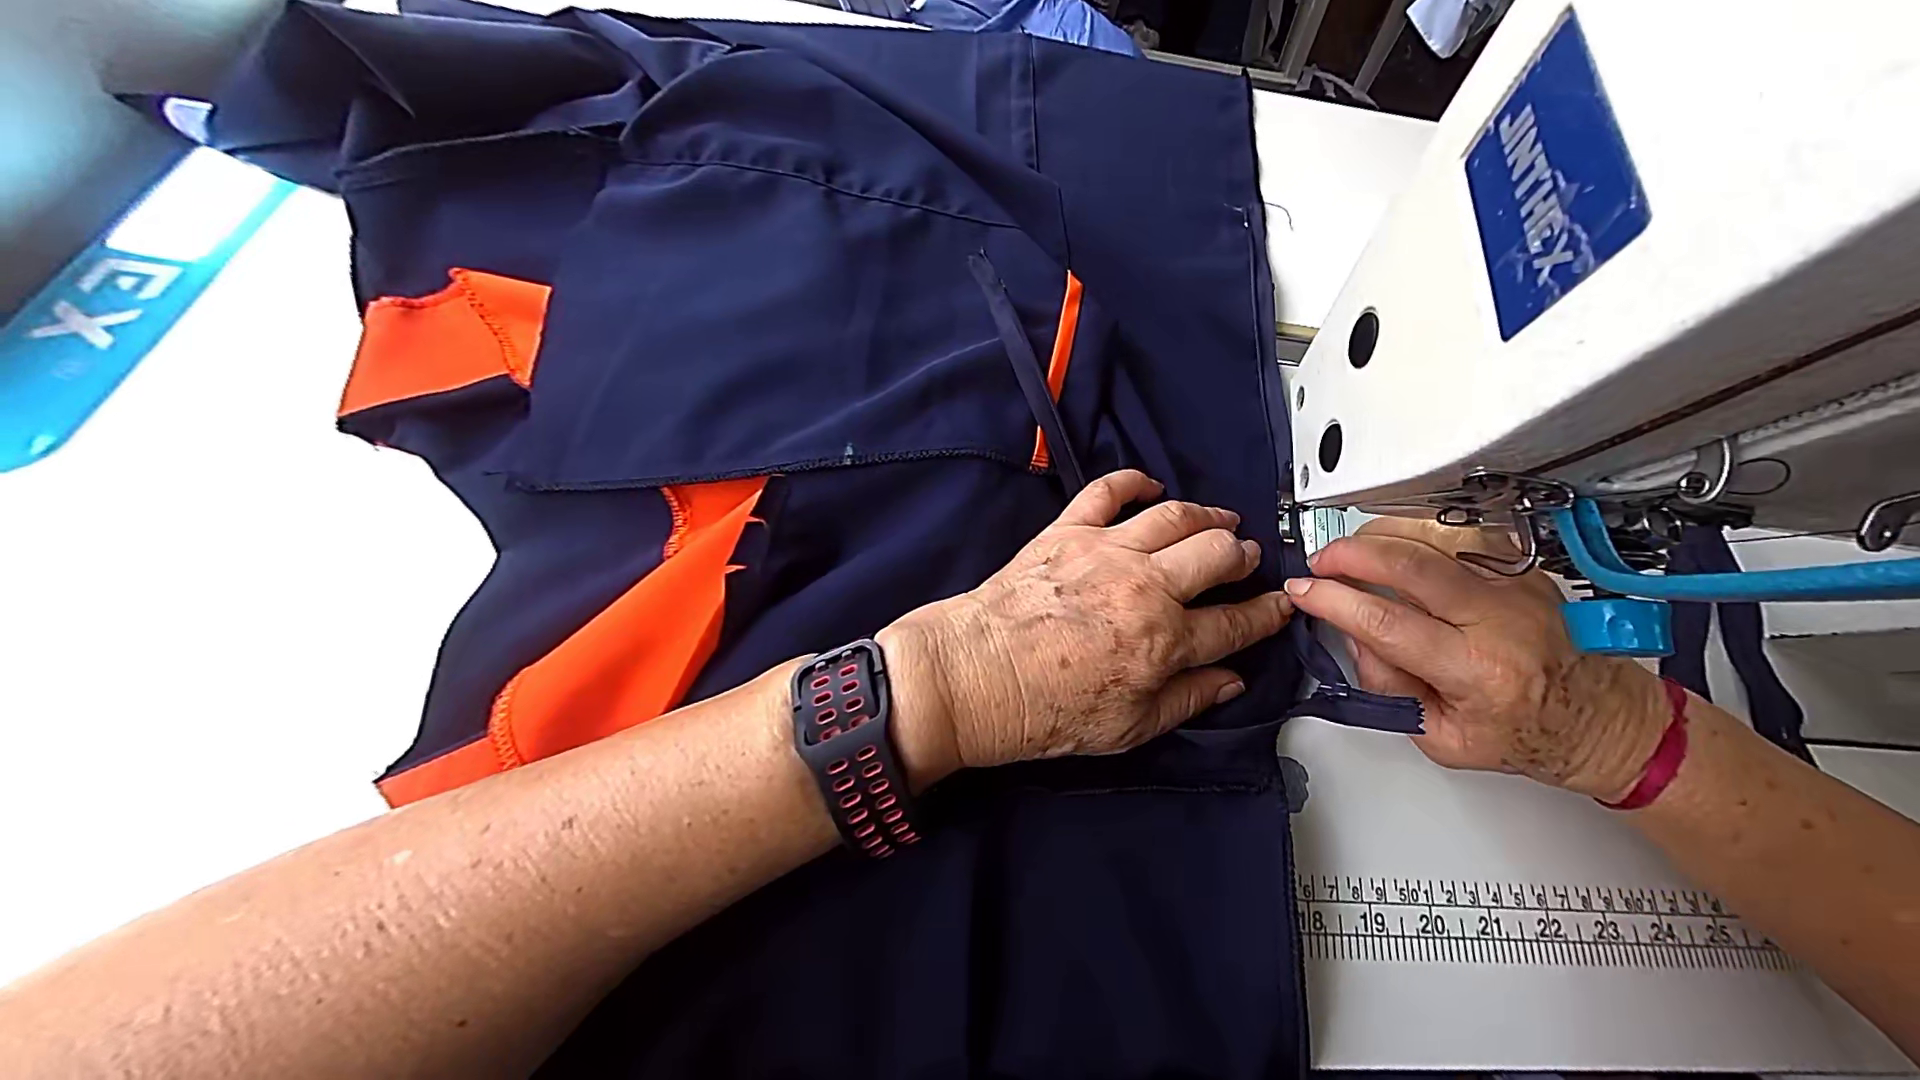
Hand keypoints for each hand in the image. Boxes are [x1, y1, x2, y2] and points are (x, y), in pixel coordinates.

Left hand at [878, 470, 1292, 784]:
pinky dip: (1133, 481)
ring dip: (1207, 516)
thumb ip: (1186, 700)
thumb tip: (1228, 682)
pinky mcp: (1066, 533)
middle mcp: (1144, 588)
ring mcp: (1105, 553)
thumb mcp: (1126, 729)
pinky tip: (1150, 486)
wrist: (972, 677)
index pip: (1235, 623)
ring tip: (1221, 520)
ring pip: (1175, 518)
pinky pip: (1107, 491)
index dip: (1265, 614)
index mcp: (1164, 642)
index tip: (1277, 606)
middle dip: (1241, 557)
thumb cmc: (1040, 708)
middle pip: (1215, 557)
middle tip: (1246, 559)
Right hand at [1282, 516, 1669, 800]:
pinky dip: (1417, 528)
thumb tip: (1353, 631)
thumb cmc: (1526, 733)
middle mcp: (1502, 622)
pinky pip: (1460, 531)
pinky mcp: (1522, 569)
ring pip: (1437, 535)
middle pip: (1412, 565)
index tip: (1303, 592)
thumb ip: (1386, 684)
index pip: (1386, 623)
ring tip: (1352, 550)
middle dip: (1351, 554)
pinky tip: (1393, 539)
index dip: (1332, 601)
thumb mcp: (1439, 736)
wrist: (1605, 720)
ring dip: (1381, 534)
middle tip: (1320, 561)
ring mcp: (1517, 588)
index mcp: (1480, 673)